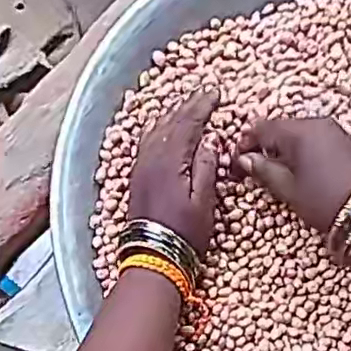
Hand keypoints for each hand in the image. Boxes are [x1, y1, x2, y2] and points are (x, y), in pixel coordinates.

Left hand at [128, 90, 220, 253]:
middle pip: (169, 122)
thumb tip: (210, 141)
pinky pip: (146, 143)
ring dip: (172, 116)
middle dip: (187, 106)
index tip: (215, 94)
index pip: (187, 123)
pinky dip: (158, 130)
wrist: (153, 256)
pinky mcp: (136, 178)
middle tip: (203, 95)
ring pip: (155, 131)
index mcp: (169, 161)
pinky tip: (163, 130)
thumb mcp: (203, 202)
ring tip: (186, 107)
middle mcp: (150, 159)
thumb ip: (206, 168)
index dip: (201, 106)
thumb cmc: (183, 234)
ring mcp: (140, 168)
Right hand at [232, 117, 350, 233]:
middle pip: (281, 127)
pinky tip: (299, 170)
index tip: (239, 159)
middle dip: (266, 144)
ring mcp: (333, 131)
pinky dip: (302, 150)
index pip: (262, 128)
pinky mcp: (344, 141)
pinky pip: (314, 139)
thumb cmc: (324, 201)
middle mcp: (316, 124)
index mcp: (298, 132)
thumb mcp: (288, 189)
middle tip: (255, 166)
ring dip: (284, 148)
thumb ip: (264, 170)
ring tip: (277, 172)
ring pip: (298, 133)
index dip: (247, 142)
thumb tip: (246, 159)